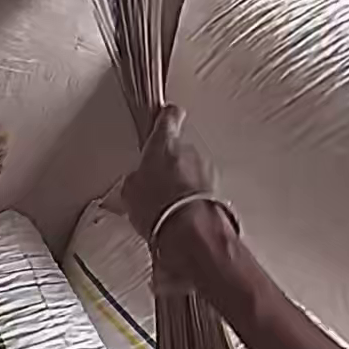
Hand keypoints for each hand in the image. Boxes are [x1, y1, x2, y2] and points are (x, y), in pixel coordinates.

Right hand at [120, 106, 216, 241]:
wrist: (188, 233)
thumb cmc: (158, 208)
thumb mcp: (129, 192)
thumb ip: (135, 178)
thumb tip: (137, 182)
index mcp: (163, 145)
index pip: (168, 117)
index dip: (166, 116)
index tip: (164, 115)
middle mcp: (188, 152)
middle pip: (179, 149)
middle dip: (170, 163)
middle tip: (156, 181)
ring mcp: (206, 170)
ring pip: (191, 170)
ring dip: (182, 182)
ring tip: (166, 203)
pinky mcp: (218, 189)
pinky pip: (201, 188)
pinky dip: (193, 197)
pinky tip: (179, 213)